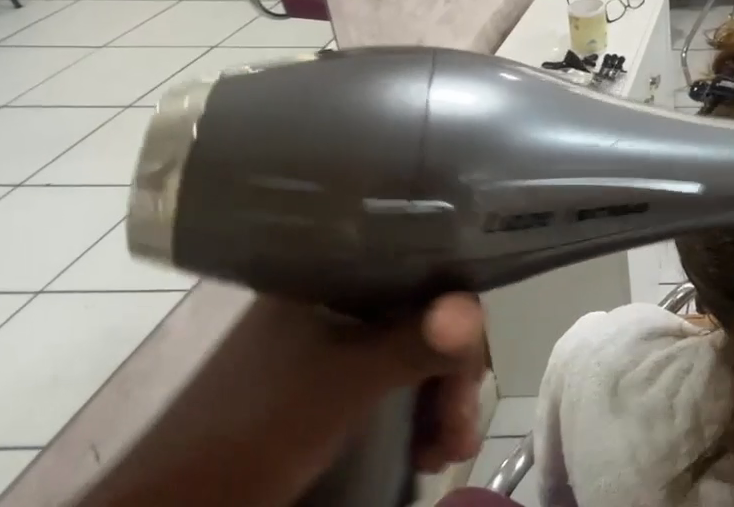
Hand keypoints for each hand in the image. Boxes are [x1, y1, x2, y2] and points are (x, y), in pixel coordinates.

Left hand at [264, 292, 488, 473]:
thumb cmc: (255, 431)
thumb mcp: (345, 385)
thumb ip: (415, 342)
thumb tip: (478, 307)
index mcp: (330, 283)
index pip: (423, 280)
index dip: (459, 325)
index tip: (473, 376)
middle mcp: (333, 306)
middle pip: (422, 325)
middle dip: (452, 381)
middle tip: (462, 434)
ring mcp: (327, 351)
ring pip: (410, 362)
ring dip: (440, 406)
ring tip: (449, 454)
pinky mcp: (321, 393)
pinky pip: (389, 391)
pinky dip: (416, 420)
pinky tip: (428, 454)